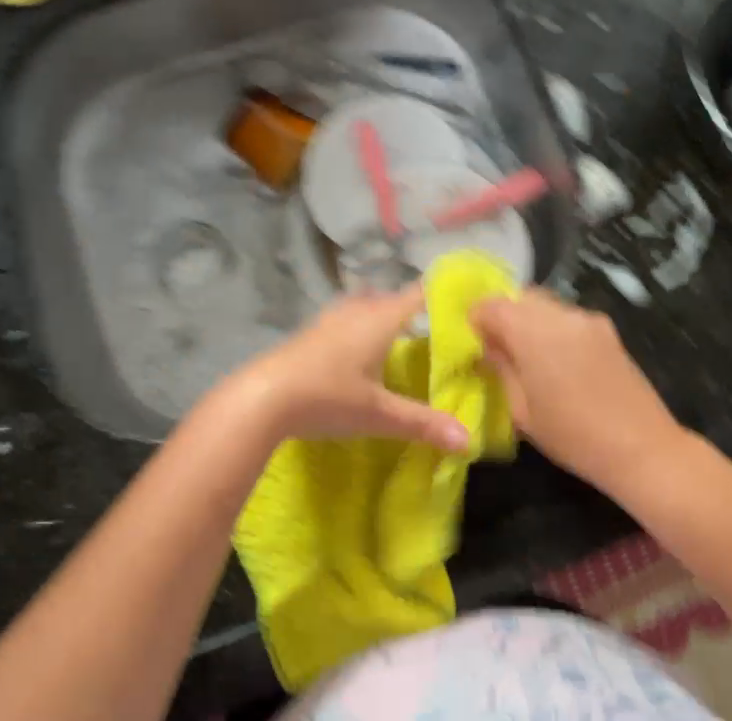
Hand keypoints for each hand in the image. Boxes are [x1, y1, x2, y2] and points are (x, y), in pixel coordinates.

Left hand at [234, 288, 469, 451]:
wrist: (261, 398)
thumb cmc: (327, 397)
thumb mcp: (378, 414)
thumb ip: (423, 423)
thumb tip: (468, 439)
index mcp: (380, 318)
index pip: (420, 293)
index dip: (445, 293)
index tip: (469, 302)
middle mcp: (357, 309)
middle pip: (395, 299)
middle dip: (418, 310)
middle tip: (444, 329)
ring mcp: (330, 318)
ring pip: (369, 308)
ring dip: (387, 318)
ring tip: (407, 339)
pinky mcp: (312, 332)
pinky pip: (349, 319)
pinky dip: (365, 329)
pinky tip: (364, 353)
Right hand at [471, 291, 686, 491]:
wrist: (642, 447)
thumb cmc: (572, 436)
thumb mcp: (521, 410)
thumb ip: (501, 368)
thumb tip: (489, 346)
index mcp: (533, 332)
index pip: (492, 304)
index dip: (478, 319)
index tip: (476, 343)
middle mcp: (561, 315)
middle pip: (521, 298)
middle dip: (504, 316)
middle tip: (499, 349)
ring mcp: (588, 320)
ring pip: (546, 305)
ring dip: (530, 321)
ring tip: (530, 357)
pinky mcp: (608, 331)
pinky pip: (568, 317)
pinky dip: (554, 329)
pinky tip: (558, 362)